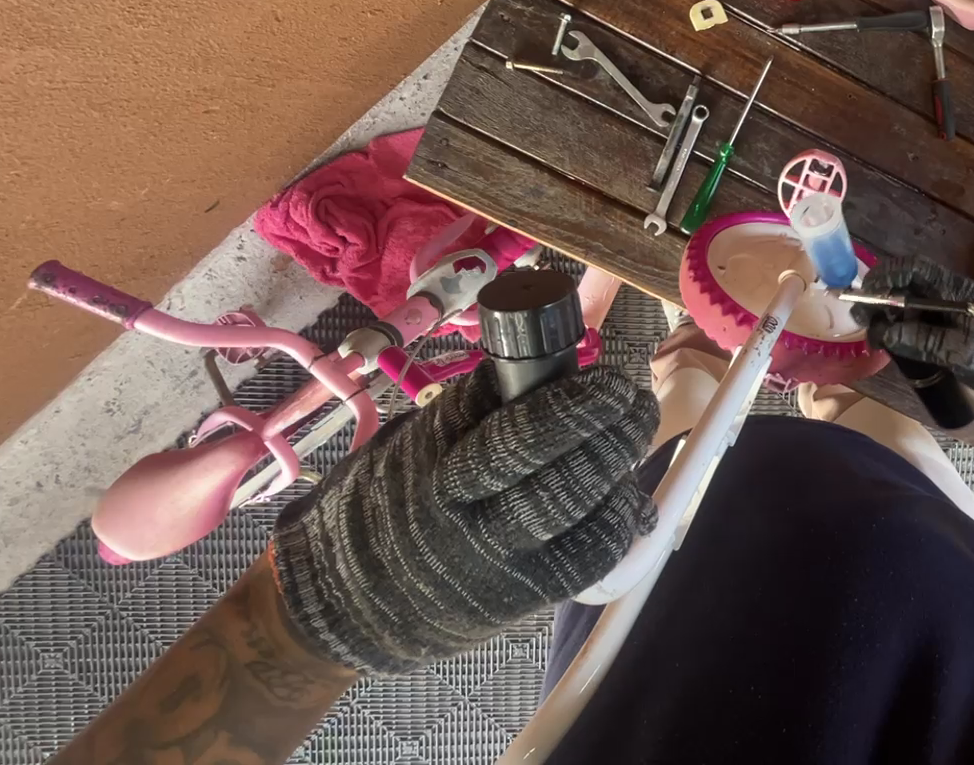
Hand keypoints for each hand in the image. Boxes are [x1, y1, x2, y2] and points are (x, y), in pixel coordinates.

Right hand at [272, 365, 657, 672]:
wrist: (339, 608)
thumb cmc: (383, 504)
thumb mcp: (412, 442)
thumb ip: (474, 408)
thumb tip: (545, 366)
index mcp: (438, 475)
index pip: (520, 434)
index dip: (575, 403)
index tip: (605, 378)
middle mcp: (474, 525)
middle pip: (567, 476)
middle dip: (614, 431)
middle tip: (634, 401)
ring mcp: (505, 568)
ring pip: (588, 516)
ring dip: (622, 468)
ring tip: (633, 433)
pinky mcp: (528, 599)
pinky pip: (593, 555)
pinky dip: (619, 516)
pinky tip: (624, 491)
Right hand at [853, 257, 973, 407]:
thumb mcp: (957, 351)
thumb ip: (920, 340)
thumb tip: (883, 333)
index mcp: (954, 289)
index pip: (914, 268)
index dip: (886, 275)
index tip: (864, 293)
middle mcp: (950, 294)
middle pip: (909, 285)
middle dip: (882, 298)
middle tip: (863, 319)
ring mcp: (951, 311)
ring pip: (912, 303)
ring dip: (890, 314)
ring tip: (876, 337)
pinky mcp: (952, 328)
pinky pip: (921, 320)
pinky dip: (903, 326)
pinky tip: (893, 341)